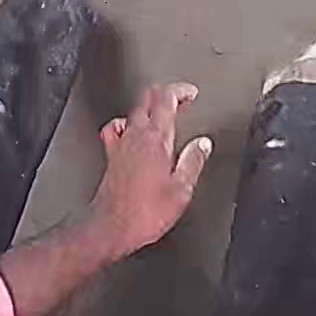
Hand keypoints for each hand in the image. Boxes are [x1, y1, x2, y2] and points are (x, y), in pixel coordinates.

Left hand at [88, 82, 212, 256]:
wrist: (113, 225)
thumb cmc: (145, 211)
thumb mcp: (181, 189)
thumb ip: (193, 161)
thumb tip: (203, 143)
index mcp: (156, 139)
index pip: (166, 99)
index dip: (180, 91)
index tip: (191, 92)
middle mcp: (136, 135)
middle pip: (148, 99)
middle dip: (165, 93)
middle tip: (180, 98)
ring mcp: (121, 142)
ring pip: (133, 111)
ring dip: (148, 106)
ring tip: (160, 110)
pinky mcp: (111, 153)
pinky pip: (116, 128)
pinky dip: (125, 123)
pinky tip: (129, 129)